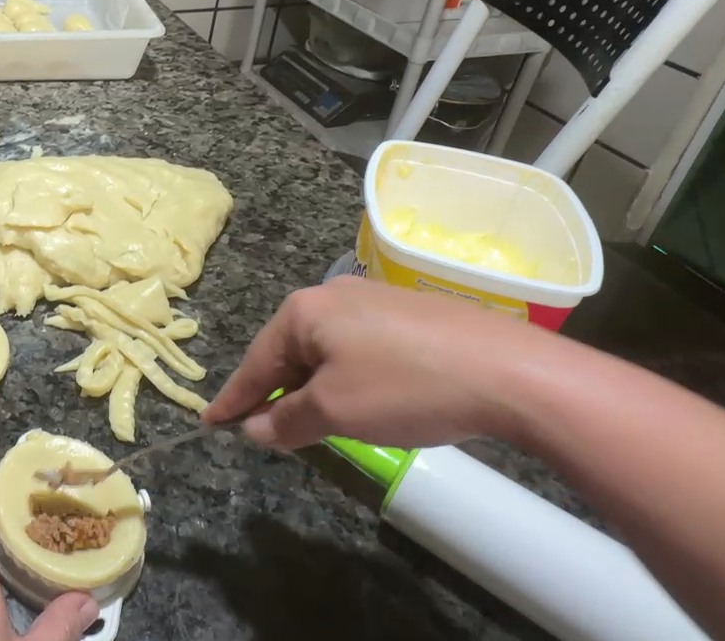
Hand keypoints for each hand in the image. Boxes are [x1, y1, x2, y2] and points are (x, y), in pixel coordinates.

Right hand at [204, 276, 556, 450]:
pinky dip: (351, 374)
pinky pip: (362, 345)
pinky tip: (370, 397)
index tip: (210, 422)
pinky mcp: (413, 312)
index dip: (233, 398)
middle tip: (269, 428)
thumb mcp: (336, 412)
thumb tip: (253, 430)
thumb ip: (287, 420)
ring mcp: (375, 299)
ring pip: (328, 348)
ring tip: (321, 419)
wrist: (515, 372)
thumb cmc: (406, 387)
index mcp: (303, 311)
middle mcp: (331, 295)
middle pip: (290, 351)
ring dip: (317, 384)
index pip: (255, 361)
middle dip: (278, 390)